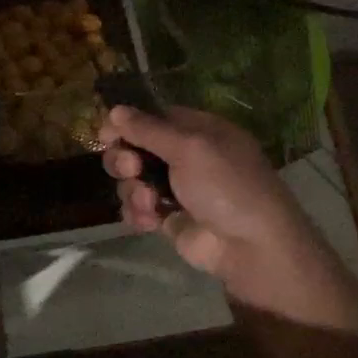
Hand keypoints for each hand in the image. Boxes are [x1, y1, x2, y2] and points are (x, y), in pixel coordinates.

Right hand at [100, 105, 357, 331]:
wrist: (251, 247)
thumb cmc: (228, 187)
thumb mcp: (191, 148)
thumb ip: (149, 129)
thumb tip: (114, 110)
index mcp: (198, 130)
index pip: (153, 118)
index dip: (126, 125)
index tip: (106, 136)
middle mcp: (185, 156)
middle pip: (135, 148)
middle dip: (125, 160)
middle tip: (131, 169)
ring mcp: (176, 188)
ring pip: (132, 180)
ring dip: (133, 191)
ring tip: (150, 203)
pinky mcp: (168, 217)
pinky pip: (137, 208)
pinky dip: (138, 213)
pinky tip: (151, 222)